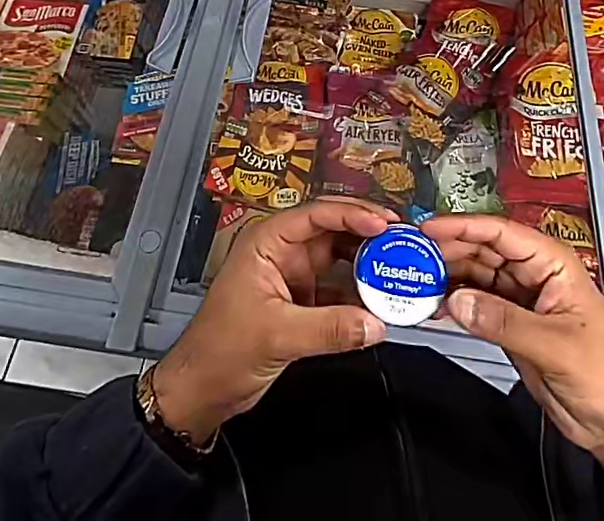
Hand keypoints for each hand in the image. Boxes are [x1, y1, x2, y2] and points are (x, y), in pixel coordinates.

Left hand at [151, 198, 393, 442]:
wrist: (202, 390)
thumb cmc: (219, 350)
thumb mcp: (277, 335)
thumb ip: (329, 329)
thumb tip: (375, 323)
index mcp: (267, 241)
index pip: (316, 214)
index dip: (351, 214)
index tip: (382, 224)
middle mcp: (283, 249)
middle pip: (333, 227)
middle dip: (367, 229)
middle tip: (401, 236)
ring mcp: (295, 272)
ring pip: (340, 254)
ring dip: (368, 258)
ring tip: (399, 259)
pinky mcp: (303, 298)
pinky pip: (340, 285)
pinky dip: (361, 288)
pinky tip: (382, 295)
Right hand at [420, 213, 603, 512]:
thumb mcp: (555, 345)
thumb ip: (504, 321)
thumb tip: (460, 300)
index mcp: (551, 262)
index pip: (499, 231)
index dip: (461, 226)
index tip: (428, 229)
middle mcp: (532, 273)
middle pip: (481, 249)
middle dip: (447, 250)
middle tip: (412, 256)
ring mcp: (520, 298)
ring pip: (474, 274)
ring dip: (447, 276)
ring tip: (416, 280)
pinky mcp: (511, 323)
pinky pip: (475, 303)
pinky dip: (455, 303)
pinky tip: (436, 307)